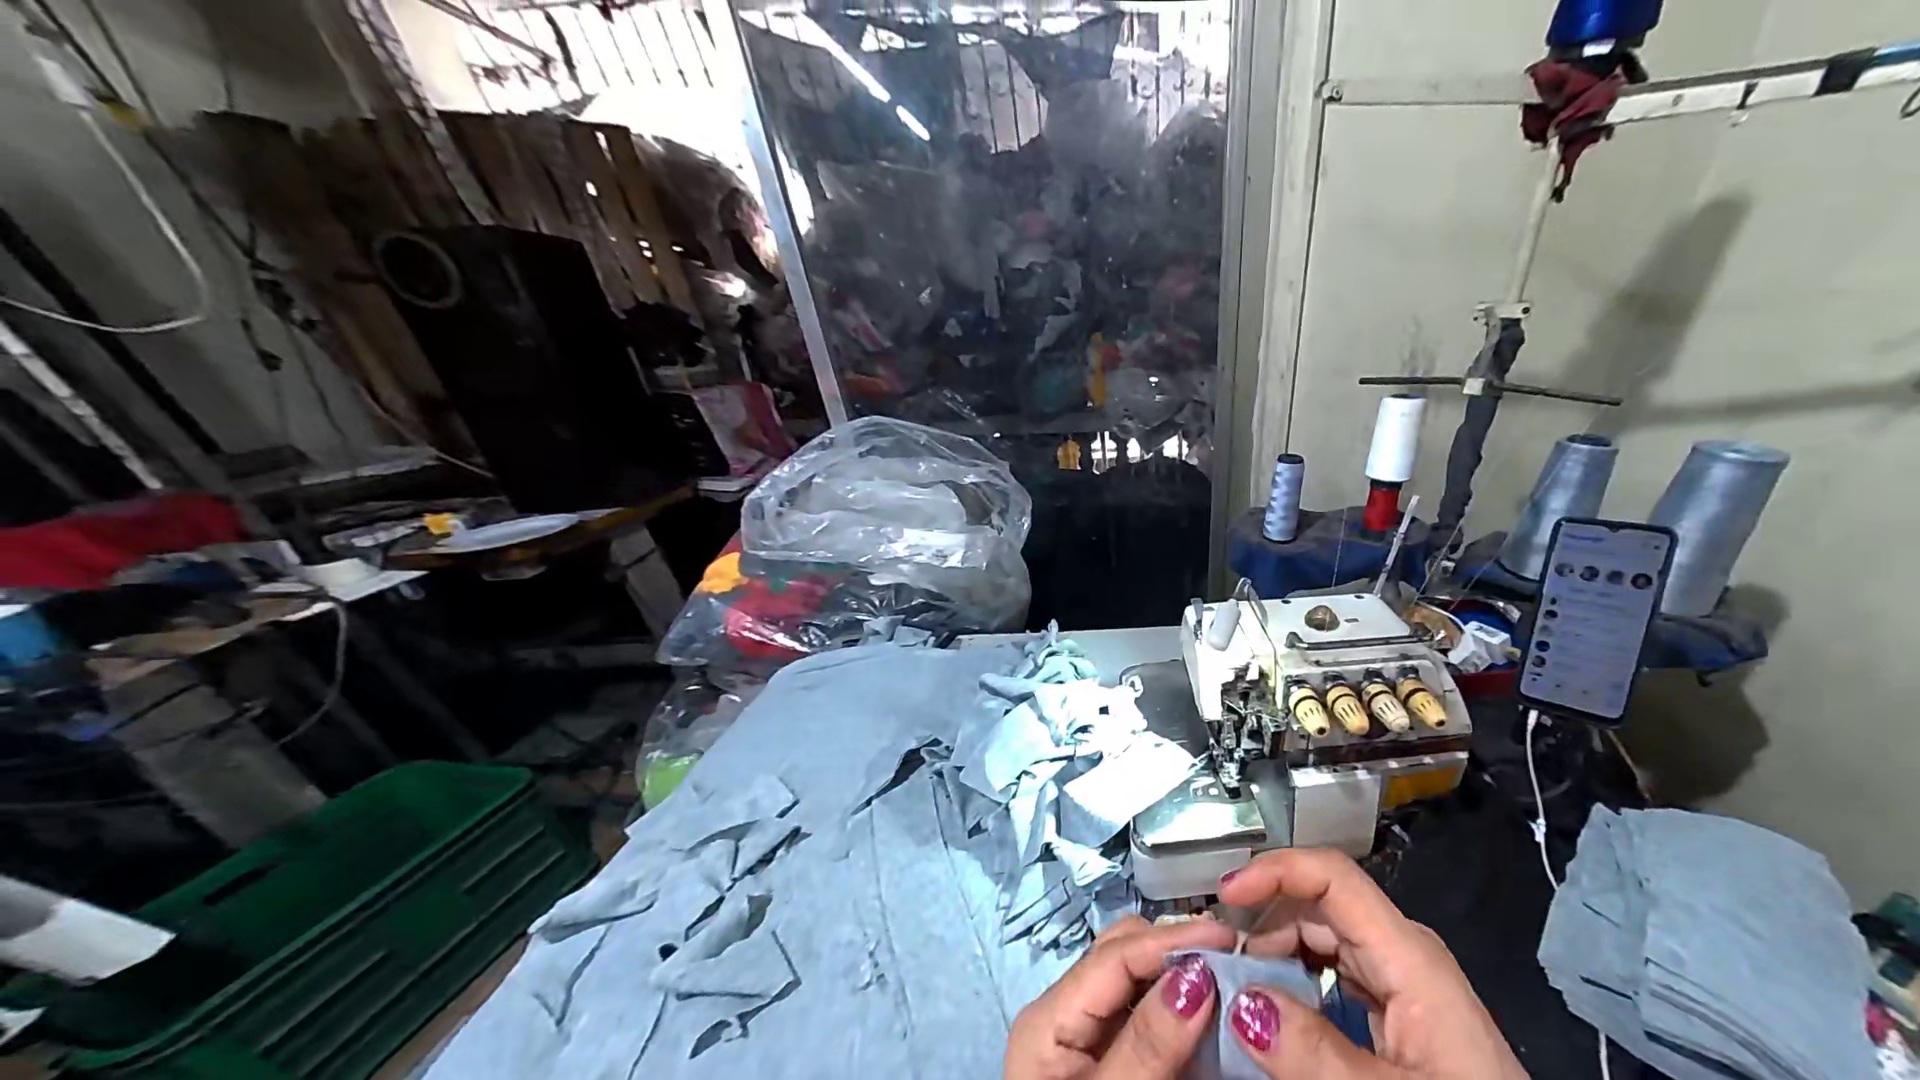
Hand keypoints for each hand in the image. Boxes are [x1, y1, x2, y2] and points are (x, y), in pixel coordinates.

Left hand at [1006, 914, 1236, 1079]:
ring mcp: (1086, 1037)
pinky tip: (1214, 1013)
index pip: (1113, 957)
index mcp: (1048, 1020)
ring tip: (1234, 974)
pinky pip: (1144, 1018)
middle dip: (1177, 949)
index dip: (1170, 940)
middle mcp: (1065, 1015)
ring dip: (1183, 974)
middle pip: (1121, 956)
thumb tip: (1195, 976)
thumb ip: (1146, 1047)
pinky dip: (1180, 1011)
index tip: (1230, 937)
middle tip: (1239, 956)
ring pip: (1136, 981)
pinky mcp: (1110, 1060)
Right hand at [1216, 848, 1527, 1079]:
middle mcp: (1402, 953)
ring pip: (1317, 938)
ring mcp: (1399, 980)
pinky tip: (1273, 1012)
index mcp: (1409, 956)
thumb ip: (1317, 1055)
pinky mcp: (1395, 1008)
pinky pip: (1329, 972)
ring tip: (1235, 988)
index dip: (1272, 870)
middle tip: (1217, 959)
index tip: (1224, 896)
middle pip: (1314, 905)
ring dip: (1271, 954)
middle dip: (1260, 921)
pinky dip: (1291, 980)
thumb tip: (1241, 1003)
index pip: (1331, 875)